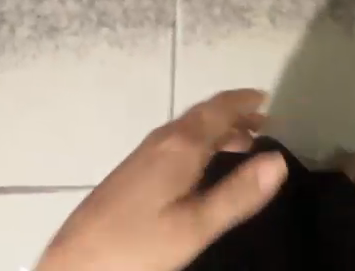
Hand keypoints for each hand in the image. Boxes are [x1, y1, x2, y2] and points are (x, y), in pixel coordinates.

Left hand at [35, 89, 287, 270]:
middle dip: (234, 114)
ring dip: (218, 128)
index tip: (268, 99)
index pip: (218, 110)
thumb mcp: (195, 227)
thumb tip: (279, 160)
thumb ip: (237, 194)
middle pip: (204, 114)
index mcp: (181, 145)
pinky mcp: (134, 169)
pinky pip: (177, 140)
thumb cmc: (139, 245)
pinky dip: (200, 140)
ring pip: (189, 127)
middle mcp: (163, 139)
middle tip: (263, 122)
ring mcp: (146, 152)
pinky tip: (201, 163)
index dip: (243, 102)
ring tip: (242, 142)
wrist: (75, 261)